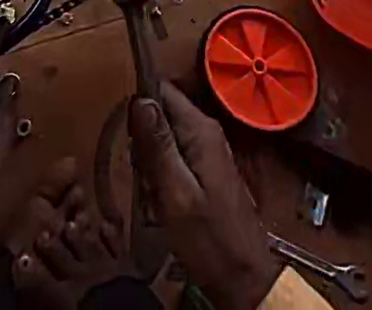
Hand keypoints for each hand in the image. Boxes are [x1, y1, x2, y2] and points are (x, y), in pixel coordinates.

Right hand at [128, 82, 280, 309]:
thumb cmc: (209, 240)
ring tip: (149, 186)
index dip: (138, 103)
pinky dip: (159, 170)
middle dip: (141, 135)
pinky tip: (158, 195)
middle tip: (138, 168)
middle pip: (160, 111)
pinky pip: (172, 153)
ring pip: (163, 133)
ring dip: (148, 155)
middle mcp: (206, 131)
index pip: (162, 89)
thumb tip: (140, 99)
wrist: (246, 282)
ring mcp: (207, 149)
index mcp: (200, 130)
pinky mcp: (205, 168)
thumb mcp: (176, 193)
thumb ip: (158, 145)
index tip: (125, 130)